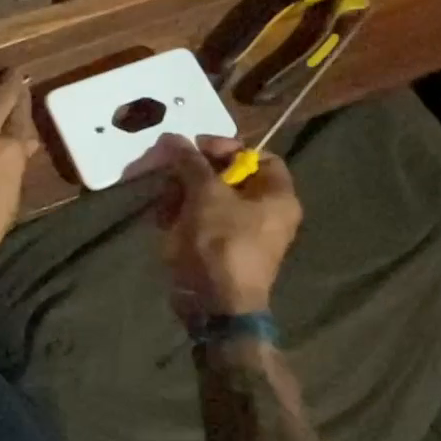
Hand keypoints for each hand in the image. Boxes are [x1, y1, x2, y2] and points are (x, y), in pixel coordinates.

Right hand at [158, 136, 301, 315]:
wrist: (215, 302)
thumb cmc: (221, 242)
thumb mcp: (205, 194)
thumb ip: (190, 162)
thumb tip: (174, 138)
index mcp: (277, 197)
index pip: (259, 157)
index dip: (227, 148)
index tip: (196, 149)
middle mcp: (266, 213)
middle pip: (229, 177)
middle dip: (194, 173)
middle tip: (170, 174)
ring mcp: (242, 233)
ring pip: (209, 198)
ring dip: (182, 194)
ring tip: (163, 202)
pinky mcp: (220, 248)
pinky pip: (202, 221)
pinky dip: (183, 216)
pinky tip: (164, 221)